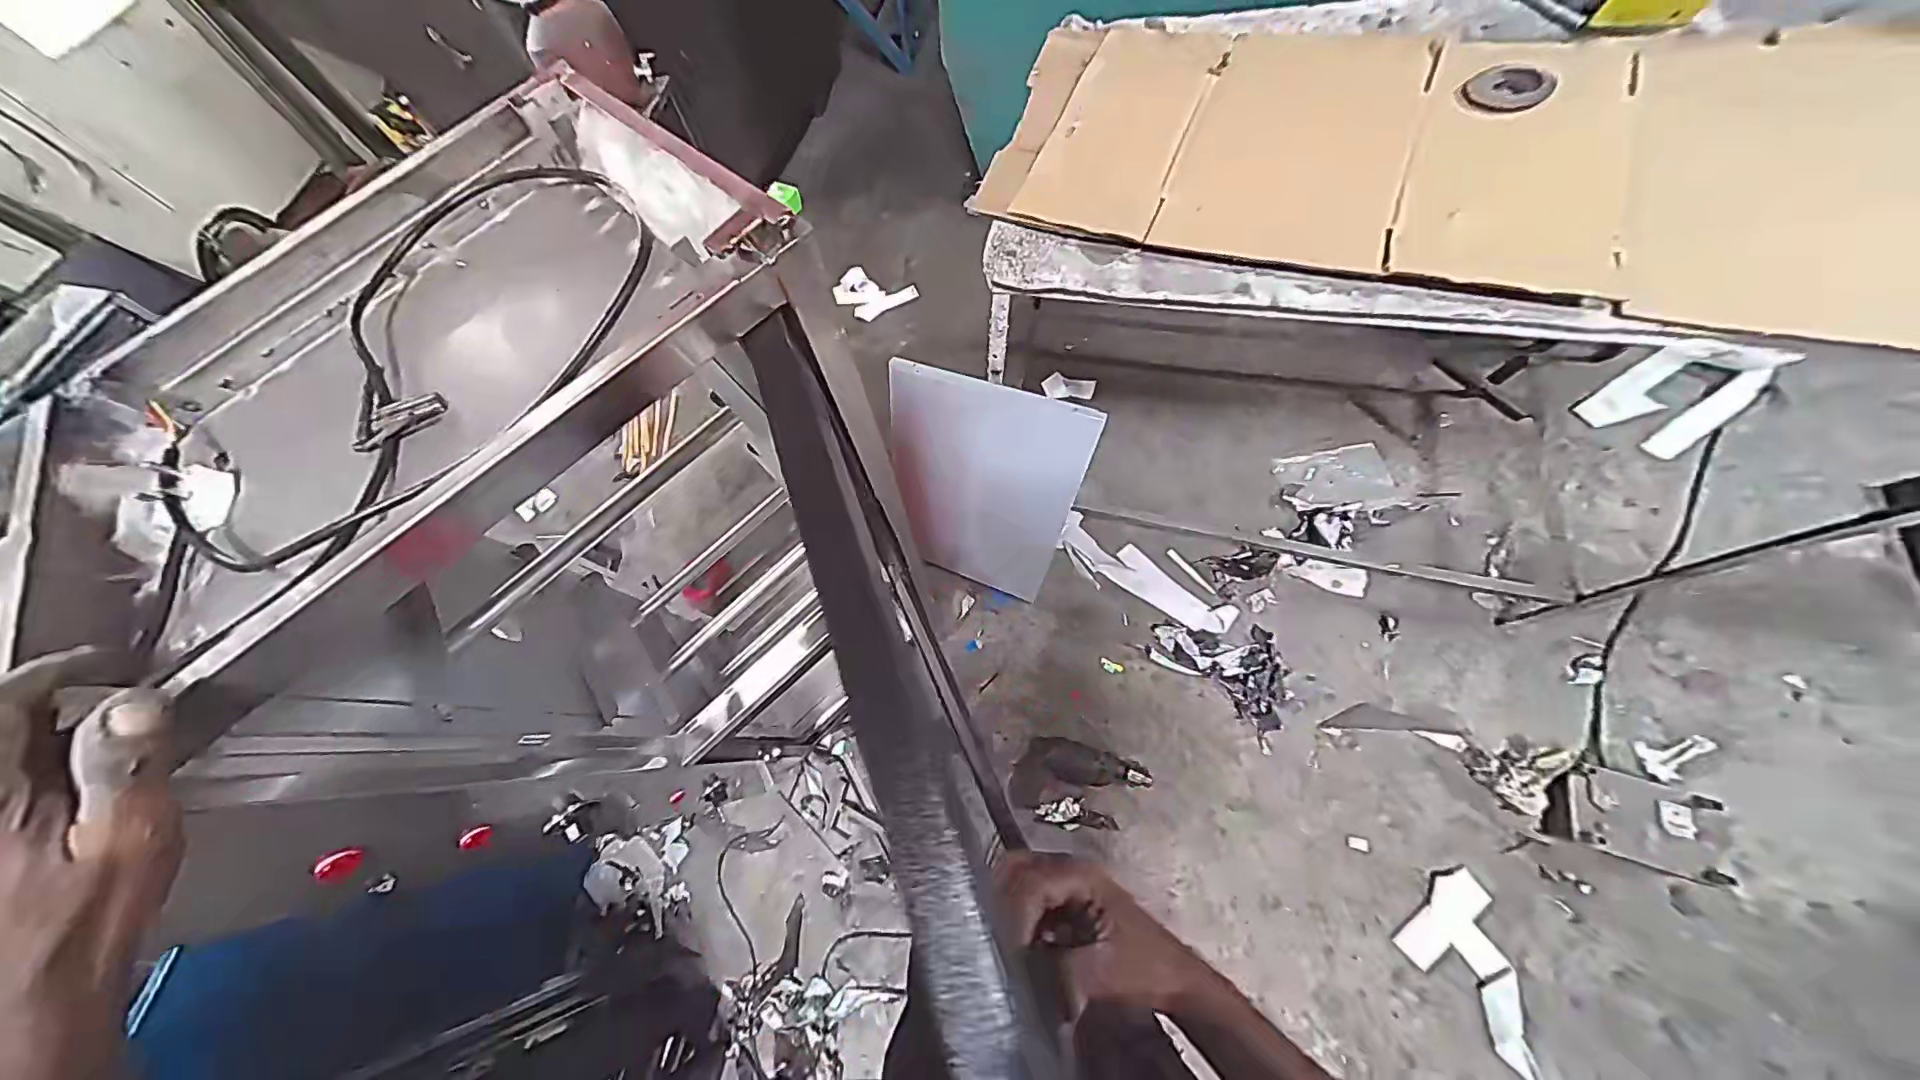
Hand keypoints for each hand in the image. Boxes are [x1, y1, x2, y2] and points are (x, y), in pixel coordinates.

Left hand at [0, 649, 182, 1079]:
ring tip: (95, 732)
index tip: (114, 663)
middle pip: (1, 725)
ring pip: (6, 755)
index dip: (64, 670)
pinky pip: (11, 781)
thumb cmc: (83, 921)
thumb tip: (136, 700)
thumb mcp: (128, 840)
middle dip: (53, 703)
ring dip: (43, 735)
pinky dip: (36, 766)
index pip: (8, 697)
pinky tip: (68, 781)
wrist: (26, 1000)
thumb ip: (124, 767)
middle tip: (112, 696)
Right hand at [997, 851, 1207, 1019]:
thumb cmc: (1146, 970)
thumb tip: (1022, 971)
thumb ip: (1057, 969)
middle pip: (1018, 869)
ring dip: (1010, 911)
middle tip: (998, 940)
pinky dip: (1019, 918)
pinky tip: (1022, 946)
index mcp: (1082, 875)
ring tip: (1008, 945)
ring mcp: (1070, 882)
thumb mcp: (1101, 974)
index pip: (1030, 882)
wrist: (1176, 981)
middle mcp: (1072, 869)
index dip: (1015, 917)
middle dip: (1004, 903)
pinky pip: (1030, 898)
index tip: (1011, 951)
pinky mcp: (1068, 901)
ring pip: (1020, 880)